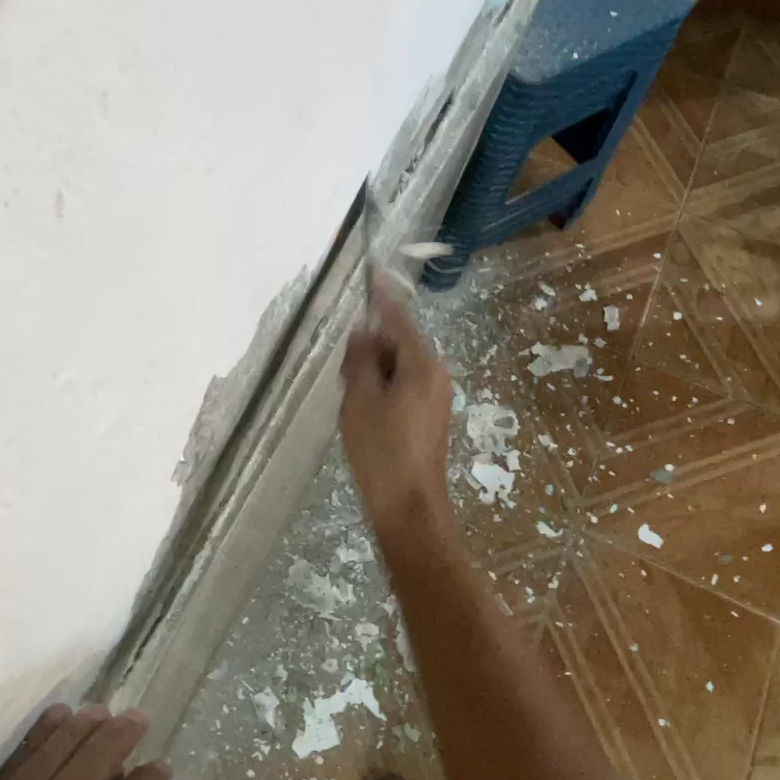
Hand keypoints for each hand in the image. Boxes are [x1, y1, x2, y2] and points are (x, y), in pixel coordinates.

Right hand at [339, 280, 454, 541]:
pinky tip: (362, 408)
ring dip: (374, 368)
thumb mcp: (360, 401)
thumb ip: (359, 360)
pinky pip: (404, 385)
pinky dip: (383, 386)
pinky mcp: (430, 416)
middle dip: (371, 344)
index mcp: (423, 365)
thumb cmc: (381, 452)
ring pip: (400, 365)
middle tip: (342, 366)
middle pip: (400, 341)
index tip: (372, 271)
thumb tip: (360, 330)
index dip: (382, 297)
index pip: (399, 319)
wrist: (409, 508)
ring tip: (348, 391)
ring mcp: (437, 396)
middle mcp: (437, 374)